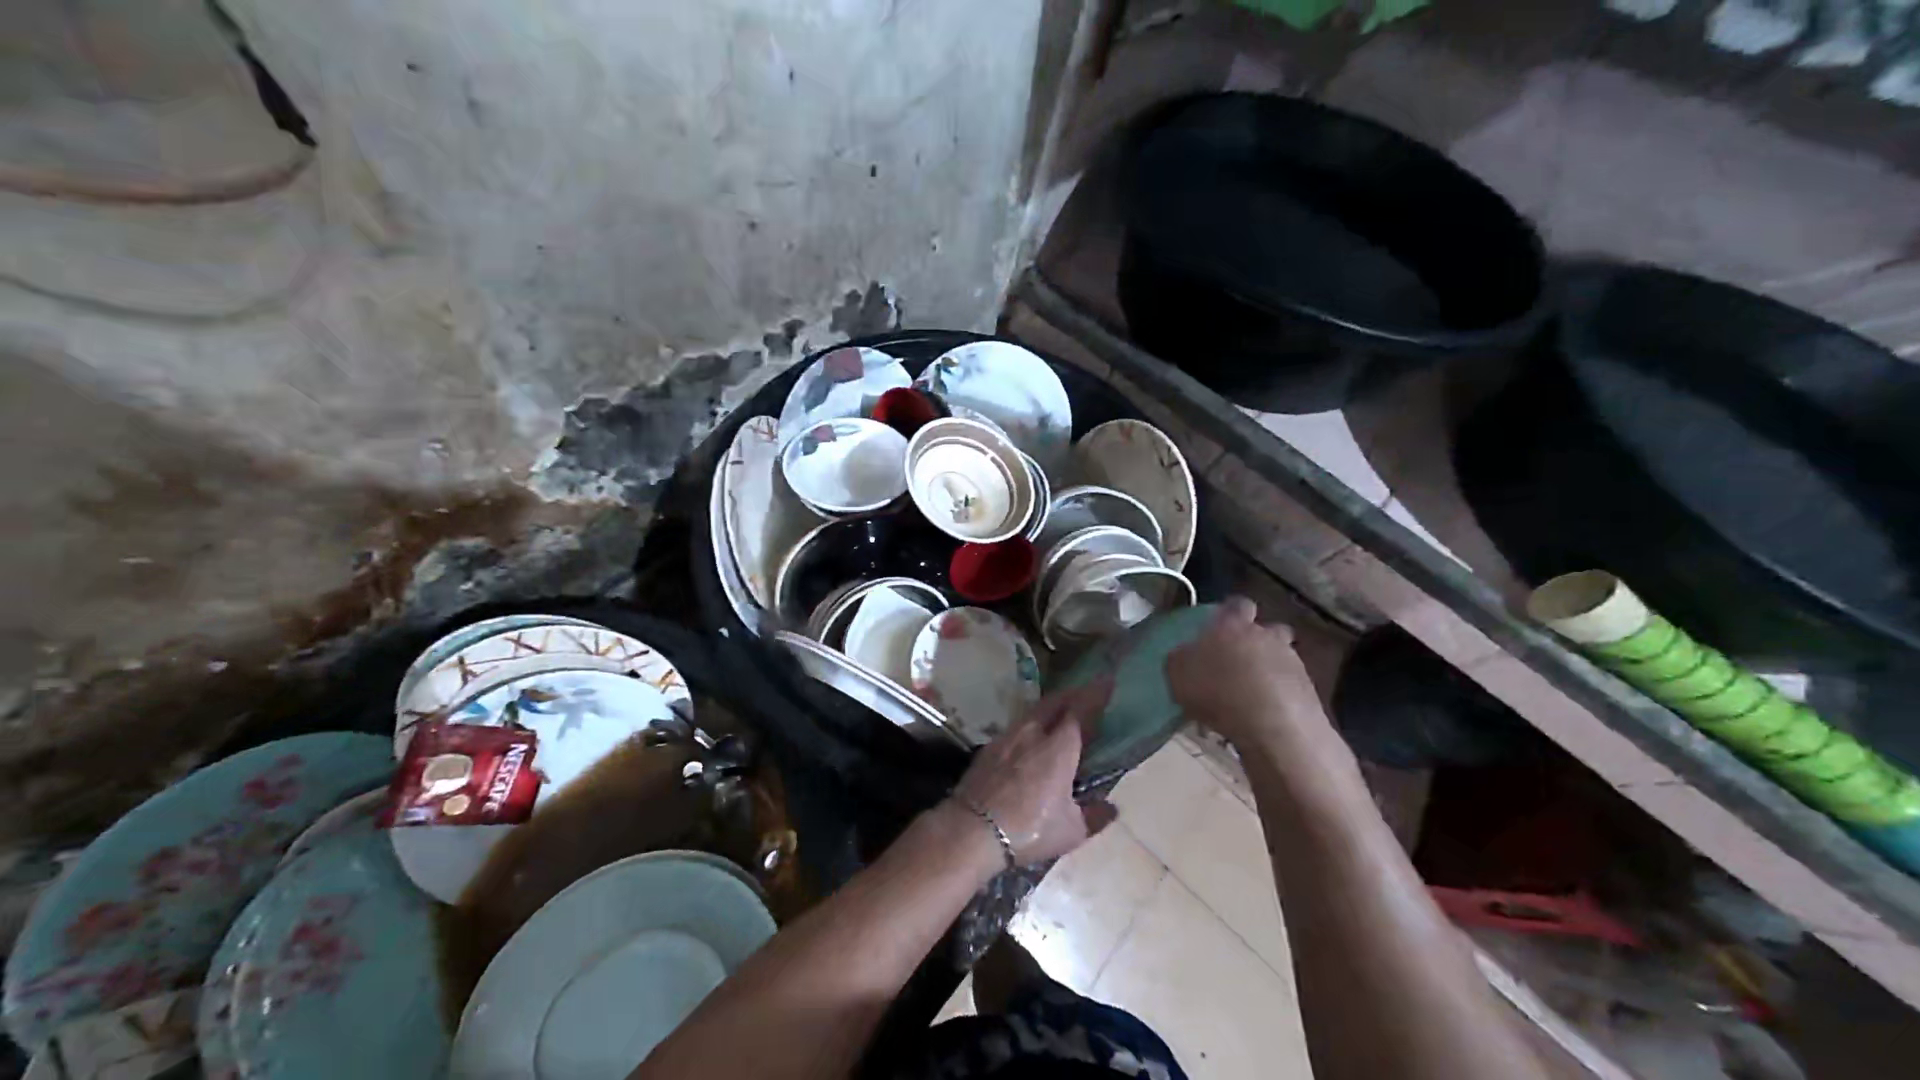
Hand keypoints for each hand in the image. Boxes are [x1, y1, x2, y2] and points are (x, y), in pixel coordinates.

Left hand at [949, 678, 1117, 866]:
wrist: (972, 831)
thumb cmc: (1029, 830)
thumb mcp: (1071, 831)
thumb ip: (1094, 816)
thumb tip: (1111, 807)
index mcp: (1058, 747)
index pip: (1081, 709)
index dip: (1095, 693)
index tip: (1107, 680)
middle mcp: (1033, 733)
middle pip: (1054, 702)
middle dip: (1072, 694)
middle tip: (1085, 694)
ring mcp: (1007, 738)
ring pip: (1033, 713)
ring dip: (1049, 708)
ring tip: (1059, 715)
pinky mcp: (988, 749)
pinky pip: (1016, 727)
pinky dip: (1030, 726)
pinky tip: (1031, 739)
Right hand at [1166, 596, 1324, 748]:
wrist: (1274, 725)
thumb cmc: (1218, 690)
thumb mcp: (1177, 673)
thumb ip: (1181, 658)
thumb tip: (1186, 655)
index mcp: (1233, 624)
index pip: (1236, 604)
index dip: (1229, 614)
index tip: (1219, 628)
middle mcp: (1266, 635)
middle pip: (1266, 629)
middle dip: (1256, 641)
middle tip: (1238, 660)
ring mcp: (1292, 661)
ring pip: (1280, 657)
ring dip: (1268, 669)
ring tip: (1249, 694)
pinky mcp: (1309, 689)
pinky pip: (1290, 686)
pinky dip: (1278, 695)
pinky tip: (1263, 714)